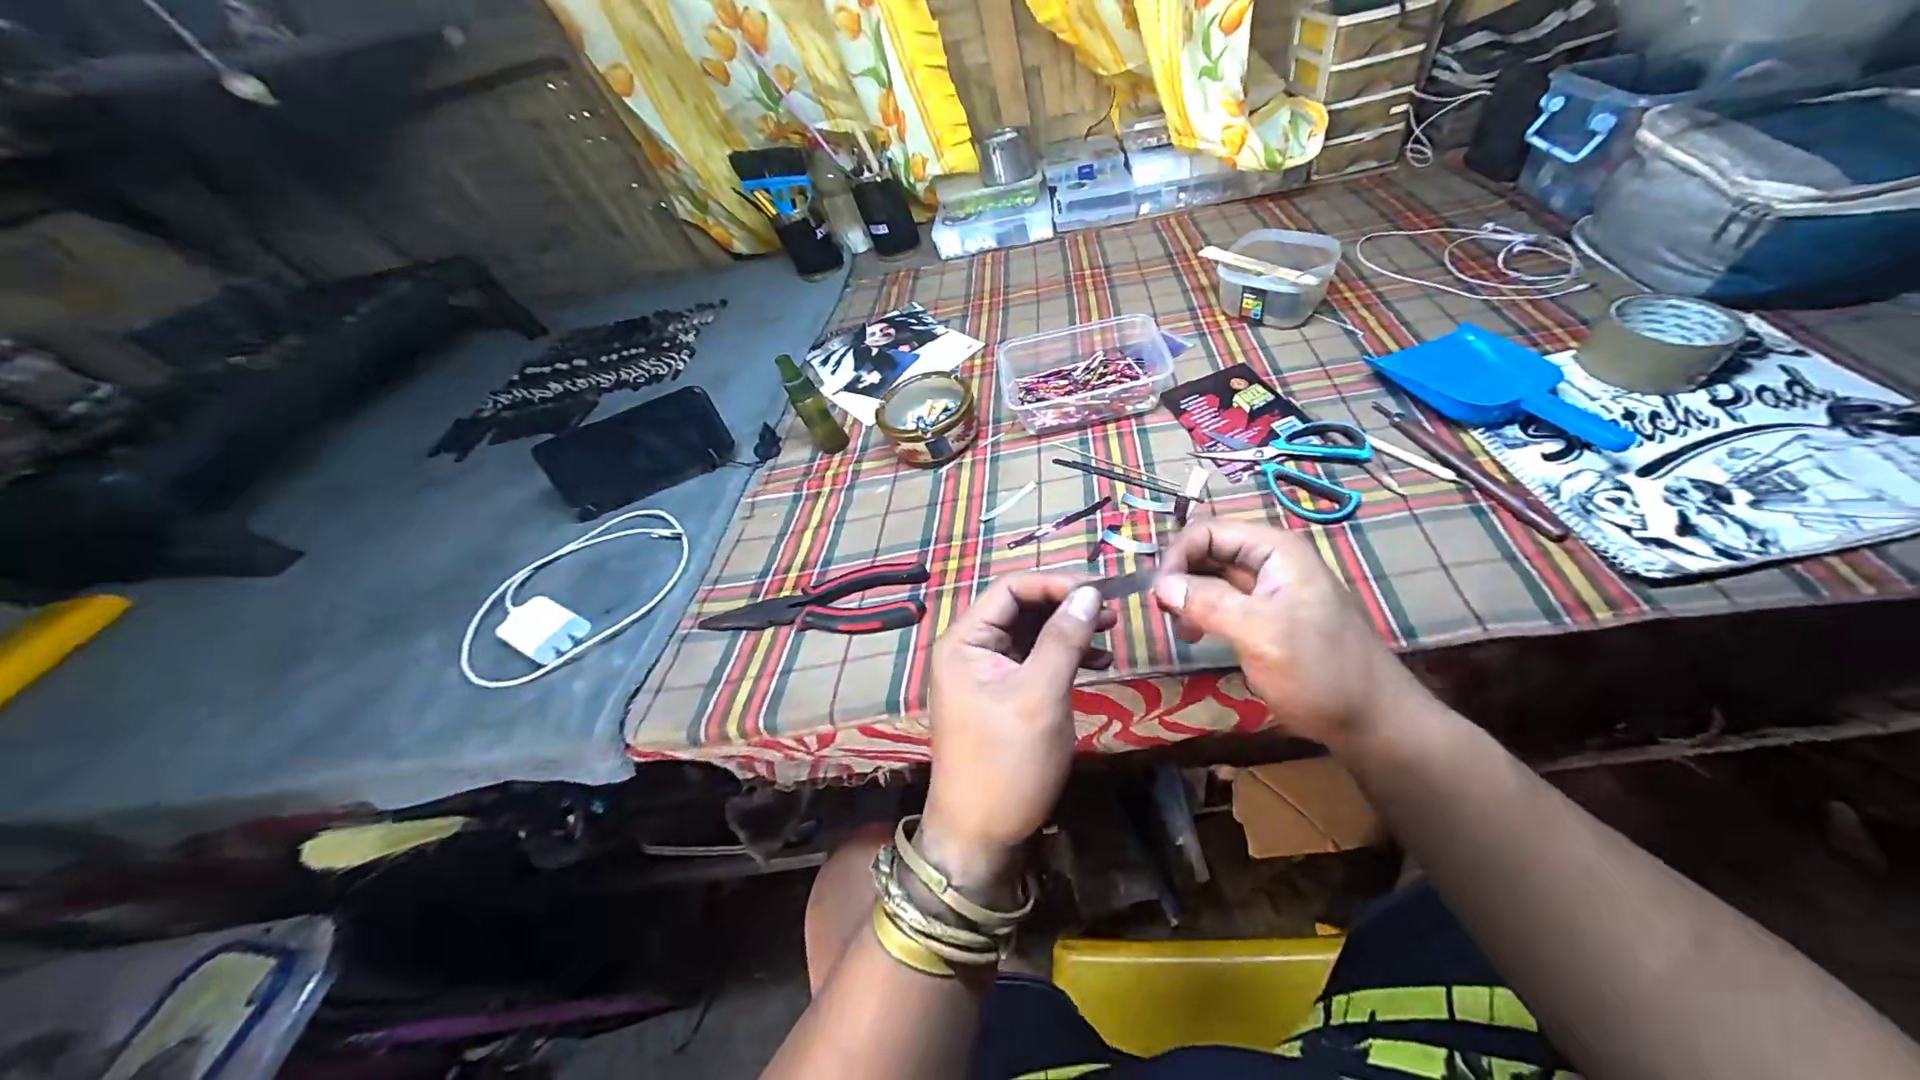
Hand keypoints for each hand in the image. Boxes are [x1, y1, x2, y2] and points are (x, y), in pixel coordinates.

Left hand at [921, 573, 1114, 891]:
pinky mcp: (1002, 693)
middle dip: (1065, 605)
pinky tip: (1096, 661)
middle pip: (1020, 607)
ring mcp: (985, 672)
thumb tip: (1090, 593)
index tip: (1100, 592)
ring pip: (1030, 632)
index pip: (1010, 588)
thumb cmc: (1006, 764)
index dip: (1055, 583)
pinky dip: (1063, 655)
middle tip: (1111, 613)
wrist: (979, 834)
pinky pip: (1033, 659)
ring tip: (1110, 634)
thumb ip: (1063, 639)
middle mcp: (970, 649)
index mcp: (964, 641)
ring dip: (1068, 629)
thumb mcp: (1040, 696)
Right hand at [1152, 518, 1421, 750]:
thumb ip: (1209, 602)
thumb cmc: (1320, 671)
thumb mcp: (1260, 633)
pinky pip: (1222, 599)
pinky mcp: (1265, 615)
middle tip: (1166, 614)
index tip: (1159, 596)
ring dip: (1188, 596)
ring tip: (1182, 628)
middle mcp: (1271, 560)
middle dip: (1180, 577)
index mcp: (1276, 550)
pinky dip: (1201, 612)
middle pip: (1208, 550)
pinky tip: (1195, 635)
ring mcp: (1269, 588)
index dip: (1178, 556)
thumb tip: (1160, 584)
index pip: (1208, 531)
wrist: (1371, 721)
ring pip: (1211, 575)